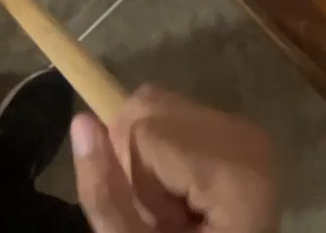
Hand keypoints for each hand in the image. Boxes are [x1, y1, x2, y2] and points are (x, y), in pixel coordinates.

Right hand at [71, 86, 277, 232]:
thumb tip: (81, 120)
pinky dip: (159, 145)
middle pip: (146, 109)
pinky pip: (167, 109)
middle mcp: (243, 136)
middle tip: (167, 215)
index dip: (136, 181)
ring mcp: (240, 125)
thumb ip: (106, 196)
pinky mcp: (231, 122)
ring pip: (152, 105)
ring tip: (176, 203)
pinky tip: (185, 188)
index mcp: (233, 174)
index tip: (165, 222)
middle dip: (137, 161)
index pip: (143, 135)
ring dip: (145, 152)